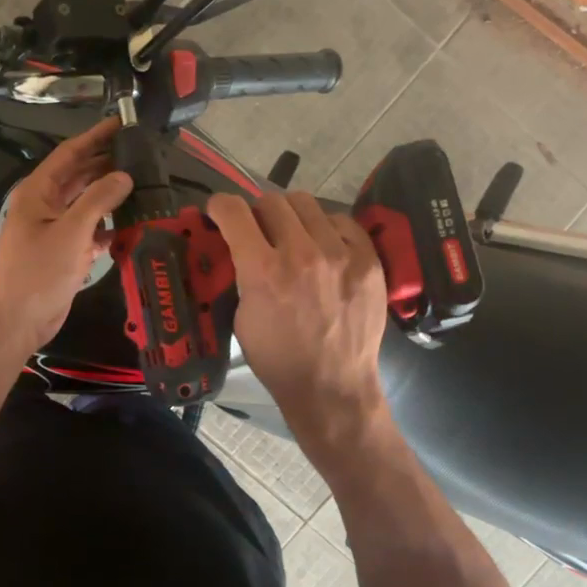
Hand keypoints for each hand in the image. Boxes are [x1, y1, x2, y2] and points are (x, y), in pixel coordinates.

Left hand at [0, 118, 133, 353]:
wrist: (18, 320)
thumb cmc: (38, 273)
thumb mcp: (71, 232)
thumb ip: (98, 200)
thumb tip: (124, 175)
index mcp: (38, 192)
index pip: (69, 154)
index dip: (95, 136)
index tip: (123, 122)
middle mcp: (45, 205)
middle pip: (79, 176)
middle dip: (108, 163)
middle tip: (143, 153)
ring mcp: (55, 229)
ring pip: (87, 203)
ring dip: (112, 194)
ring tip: (145, 183)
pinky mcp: (65, 252)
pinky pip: (91, 230)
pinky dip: (110, 225)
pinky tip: (134, 223)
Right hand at [207, 191, 388, 433]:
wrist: (332, 385)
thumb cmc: (278, 360)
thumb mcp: (242, 319)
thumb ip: (241, 276)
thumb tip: (239, 250)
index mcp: (262, 270)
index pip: (234, 211)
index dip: (220, 205)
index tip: (218, 211)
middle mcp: (301, 253)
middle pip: (272, 201)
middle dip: (256, 211)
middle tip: (257, 229)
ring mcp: (340, 253)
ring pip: (308, 204)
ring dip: (291, 216)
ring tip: (292, 235)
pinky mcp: (368, 260)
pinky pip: (343, 222)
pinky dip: (327, 228)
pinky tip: (323, 246)